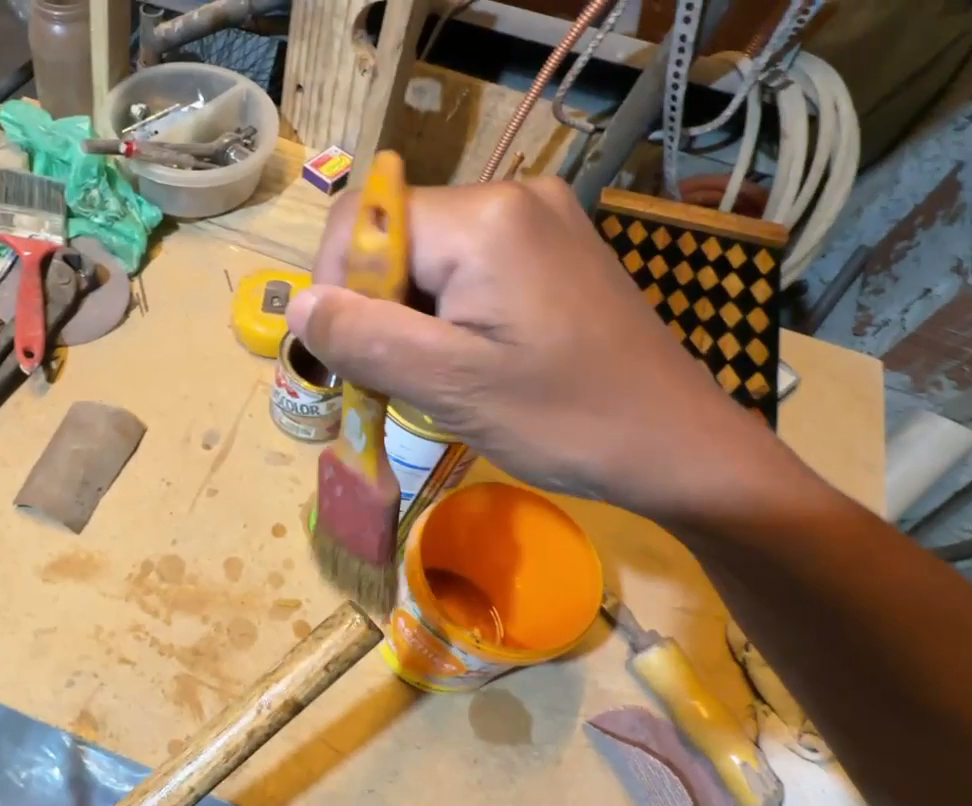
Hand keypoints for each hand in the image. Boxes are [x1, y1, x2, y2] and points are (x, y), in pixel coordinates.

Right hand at [289, 178, 791, 522]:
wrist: (674, 443)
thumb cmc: (564, 418)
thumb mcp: (449, 386)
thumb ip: (364, 339)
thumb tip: (297, 306)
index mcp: (484, 218)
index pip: (362, 223)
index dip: (337, 290)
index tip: (353, 360)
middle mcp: (511, 196)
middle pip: (395, 239)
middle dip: (375, 311)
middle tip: (395, 380)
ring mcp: (538, 221)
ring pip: (427, 260)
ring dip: (408, 320)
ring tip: (437, 380)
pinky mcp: (552, 251)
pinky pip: (467, 270)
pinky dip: (445, 317)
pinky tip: (468, 362)